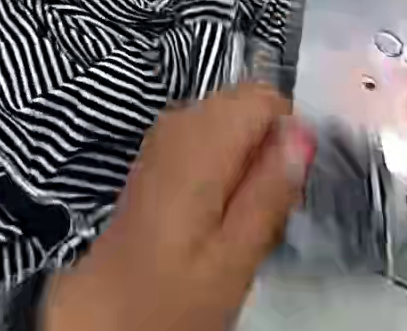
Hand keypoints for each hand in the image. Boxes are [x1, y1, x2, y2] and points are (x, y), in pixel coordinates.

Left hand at [42, 83, 316, 330]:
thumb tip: (303, 132)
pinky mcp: (162, 146)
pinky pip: (211, 131)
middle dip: (269, 145)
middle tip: (265, 209)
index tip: (288, 186)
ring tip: (242, 217)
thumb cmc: (172, 294)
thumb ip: (270, 188)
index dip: (288, 134)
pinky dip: (227, 160)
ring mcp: (168, 129)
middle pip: (249, 103)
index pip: (266, 97)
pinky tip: (219, 211)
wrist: (103, 313)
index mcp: (202, 135)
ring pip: (233, 116)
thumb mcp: (234, 255)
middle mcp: (182, 116)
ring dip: (250, 156)